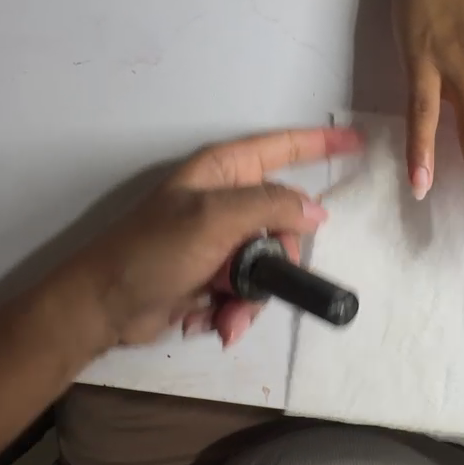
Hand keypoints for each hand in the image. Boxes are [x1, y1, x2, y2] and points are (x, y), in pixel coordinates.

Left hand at [58, 127, 365, 348]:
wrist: (104, 306)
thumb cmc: (153, 251)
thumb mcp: (214, 220)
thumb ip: (270, 207)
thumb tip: (316, 212)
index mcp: (224, 171)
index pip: (283, 147)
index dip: (321, 143)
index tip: (359, 141)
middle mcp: (227, 200)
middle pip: (285, 221)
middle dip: (279, 259)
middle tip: (260, 280)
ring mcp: (221, 239)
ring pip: (270, 263)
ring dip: (255, 296)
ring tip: (228, 316)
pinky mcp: (214, 274)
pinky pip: (249, 290)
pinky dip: (237, 310)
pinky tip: (216, 323)